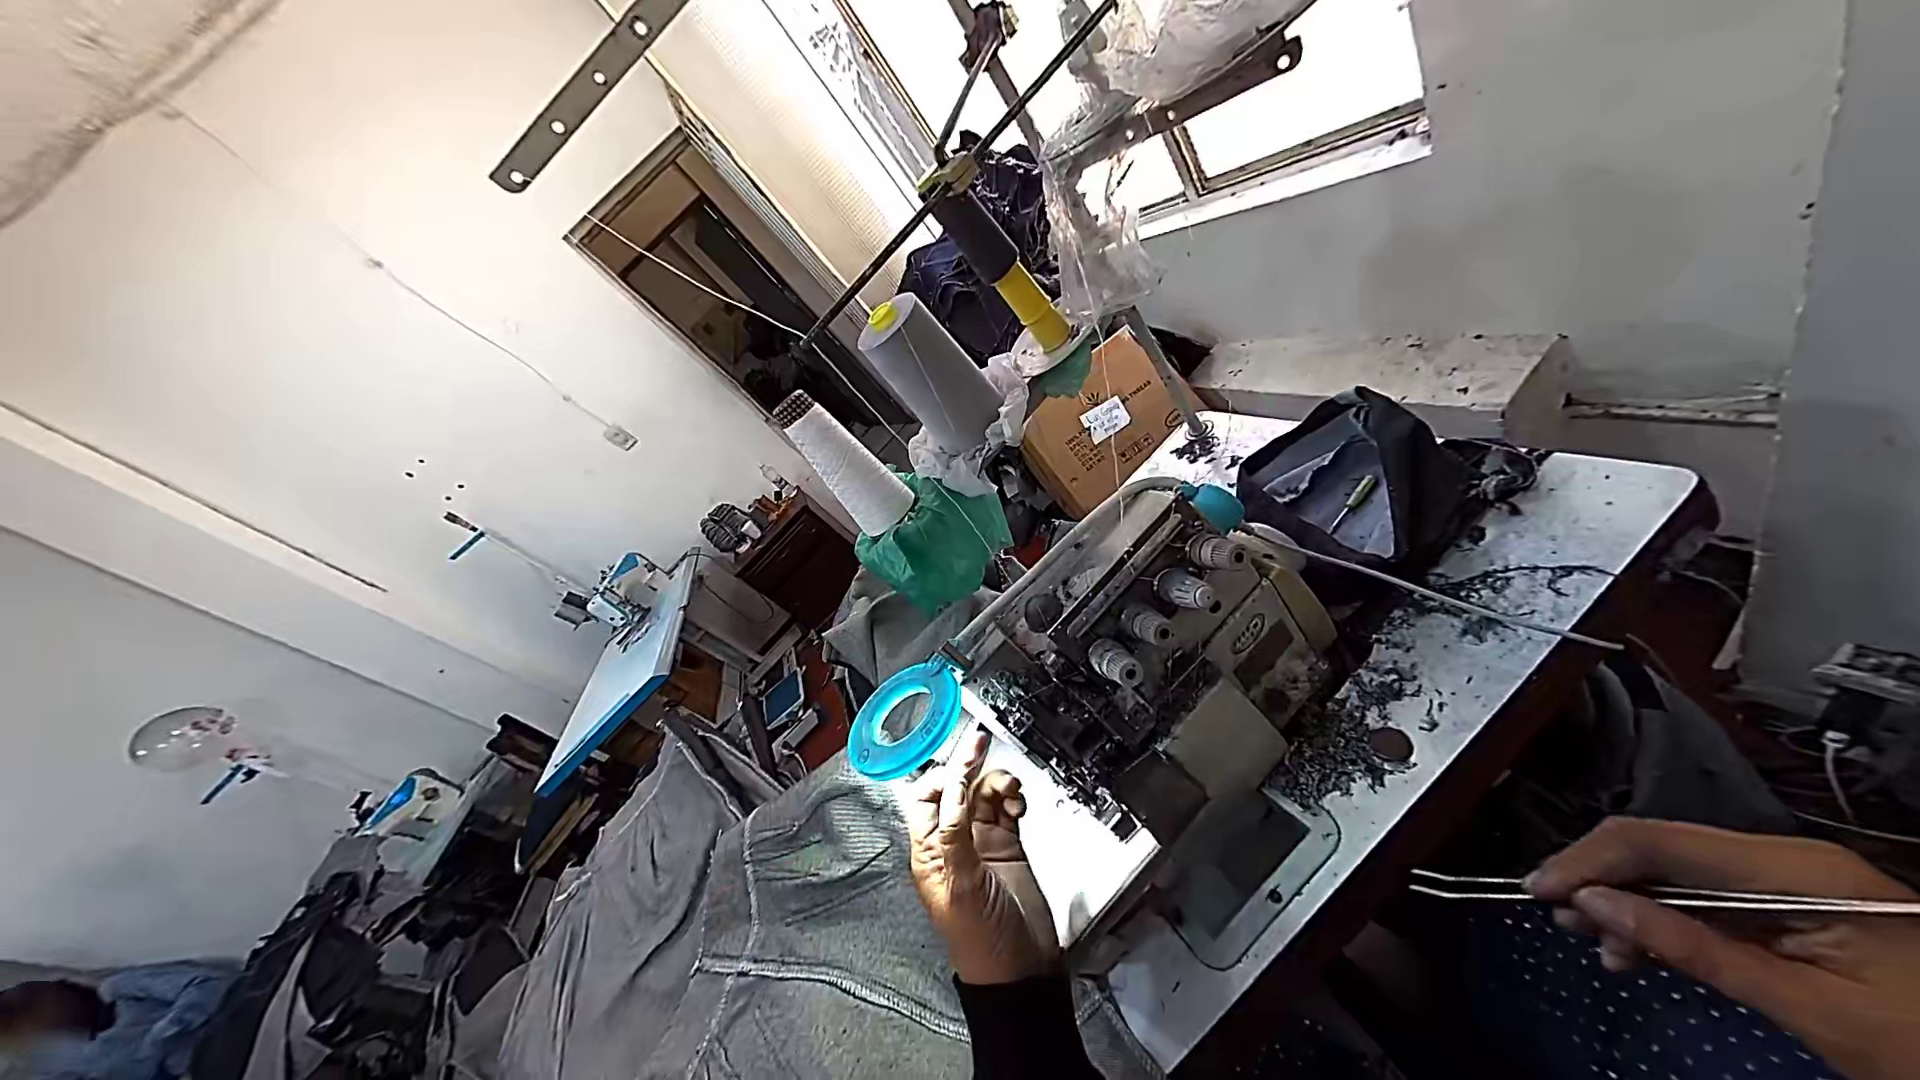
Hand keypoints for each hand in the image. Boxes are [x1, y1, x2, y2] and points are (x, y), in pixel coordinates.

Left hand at [906, 728, 1059, 984]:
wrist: (1022, 970)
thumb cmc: (981, 943)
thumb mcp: (961, 887)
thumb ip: (954, 836)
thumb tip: (953, 792)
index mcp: (931, 851)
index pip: (929, 798)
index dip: (944, 775)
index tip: (963, 757)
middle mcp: (953, 843)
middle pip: (957, 789)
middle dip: (969, 766)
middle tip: (981, 743)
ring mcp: (981, 842)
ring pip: (984, 794)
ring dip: (996, 783)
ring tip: (1011, 789)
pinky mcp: (1006, 845)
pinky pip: (1006, 807)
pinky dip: (1013, 798)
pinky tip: (1018, 803)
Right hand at [1527, 817, 1919, 1079]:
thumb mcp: (1814, 1010)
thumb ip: (1695, 949)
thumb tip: (1592, 903)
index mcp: (1795, 870)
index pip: (1655, 841)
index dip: (1586, 860)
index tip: (1540, 890)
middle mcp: (1781, 857)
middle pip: (1656, 849)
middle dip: (1598, 881)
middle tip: (1559, 916)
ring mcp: (1784, 878)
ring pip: (1669, 872)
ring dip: (1623, 903)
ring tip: (1593, 939)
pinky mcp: (1784, 902)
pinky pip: (1699, 897)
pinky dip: (1659, 919)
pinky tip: (1636, 948)